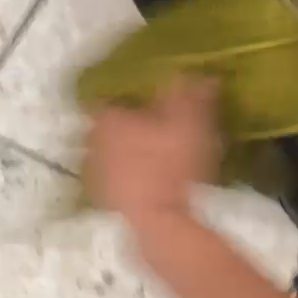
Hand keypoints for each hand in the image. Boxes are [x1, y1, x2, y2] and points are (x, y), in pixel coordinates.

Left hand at [84, 77, 222, 232]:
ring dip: (126, 154)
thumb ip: (193, 92)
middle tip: (153, 126)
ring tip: (154, 156)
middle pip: (107, 127)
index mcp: (108, 117)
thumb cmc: (173, 163)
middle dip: (126, 126)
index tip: (145, 100)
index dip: (127, 97)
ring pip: (110, 155)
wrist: (160, 223)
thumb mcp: (191, 119)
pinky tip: (152, 183)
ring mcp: (96, 176)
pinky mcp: (106, 204)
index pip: (109, 97)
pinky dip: (130, 179)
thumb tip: (204, 73)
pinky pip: (116, 182)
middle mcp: (93, 143)